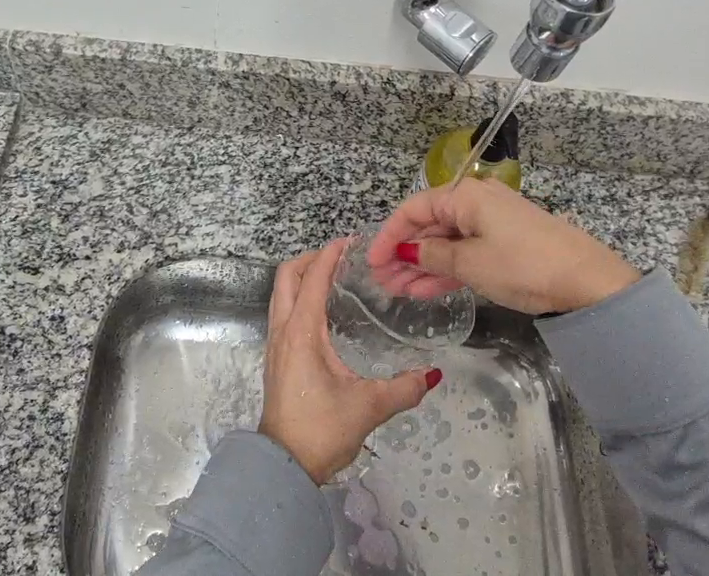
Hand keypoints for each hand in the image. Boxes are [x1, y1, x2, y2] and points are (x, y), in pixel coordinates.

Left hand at [258, 240, 437, 483]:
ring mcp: (275, 343)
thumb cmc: (321, 430)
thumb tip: (433, 374)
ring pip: (281, 293)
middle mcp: (283, 330)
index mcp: (302, 332)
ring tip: (333, 278)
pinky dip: (299, 297)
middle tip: (341, 257)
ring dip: (302, 277)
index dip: (330, 254)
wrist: (284, 466)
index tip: (350, 242)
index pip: (313, 278)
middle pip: (287, 276)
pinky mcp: (276, 357)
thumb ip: (404, 388)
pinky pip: (283, 311)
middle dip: (311, 259)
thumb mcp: (369, 407)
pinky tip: (324, 312)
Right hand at [367, 177, 638, 314]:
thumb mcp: (470, 263)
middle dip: (403, 254)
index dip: (389, 235)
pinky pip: (465, 252)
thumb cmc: (524, 265)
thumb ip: (432, 256)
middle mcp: (476, 203)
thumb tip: (408, 252)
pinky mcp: (506, 244)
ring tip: (398, 291)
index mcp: (464, 196)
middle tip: (381, 282)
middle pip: (429, 226)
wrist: (589, 284)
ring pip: (446, 242)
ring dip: (421, 266)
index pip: (413, 210)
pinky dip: (446, 270)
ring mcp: (492, 224)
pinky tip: (425, 290)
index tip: (372, 261)